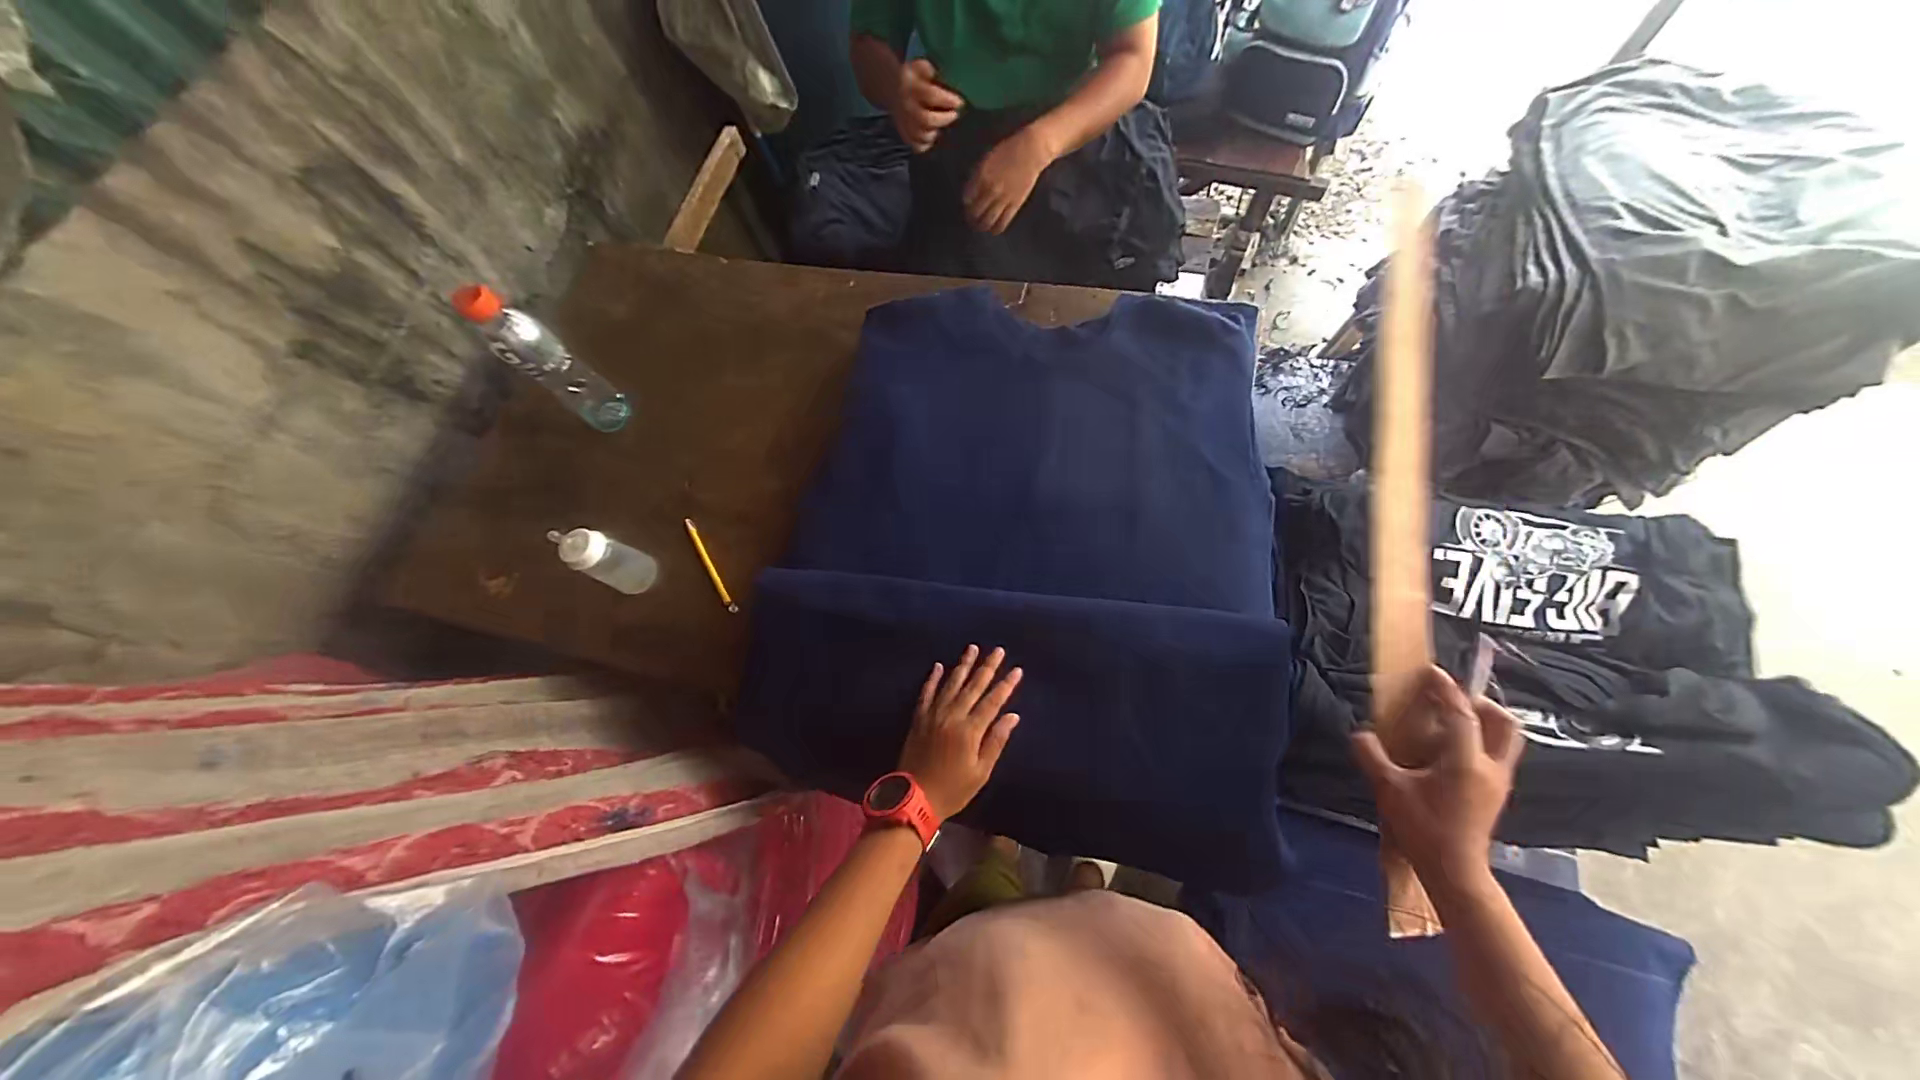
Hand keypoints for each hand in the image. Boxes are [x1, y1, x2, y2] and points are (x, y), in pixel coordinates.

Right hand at [892, 58, 962, 151]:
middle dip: (944, 119)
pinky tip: (932, 136)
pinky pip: (917, 146)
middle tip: (954, 115)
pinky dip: (926, 144)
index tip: (959, 102)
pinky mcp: (905, 135)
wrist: (893, 89)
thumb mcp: (921, 68)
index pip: (931, 96)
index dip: (947, 100)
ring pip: (921, 135)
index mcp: (911, 87)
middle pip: (926, 120)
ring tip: (941, 126)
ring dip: (935, 132)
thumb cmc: (915, 78)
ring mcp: (905, 123)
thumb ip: (930, 71)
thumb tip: (941, 77)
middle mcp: (907, 107)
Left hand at [898, 645, 1022, 819]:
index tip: (1016, 670)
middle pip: (973, 686)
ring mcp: (933, 715)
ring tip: (972, 649)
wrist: (914, 798)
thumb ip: (996, 741)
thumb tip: (1012, 716)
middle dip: (987, 667)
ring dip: (963, 665)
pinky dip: (933, 678)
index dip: (1005, 685)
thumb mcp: (981, 772)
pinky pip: (927, 693)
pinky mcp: (919, 719)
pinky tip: (939, 666)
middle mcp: (952, 716)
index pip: (992, 701)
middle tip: (997, 650)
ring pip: (951, 684)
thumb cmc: (953, 790)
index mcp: (970, 730)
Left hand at [963, 127, 1053, 233]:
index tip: (967, 204)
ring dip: (981, 226)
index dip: (966, 203)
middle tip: (971, 219)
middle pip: (975, 211)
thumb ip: (978, 175)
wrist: (1031, 152)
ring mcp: (1003, 199)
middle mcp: (991, 190)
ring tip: (980, 227)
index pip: (967, 197)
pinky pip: (1003, 222)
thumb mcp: (987, 159)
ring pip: (987, 220)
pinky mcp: (1015, 205)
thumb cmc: (1008, 151)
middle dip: (971, 217)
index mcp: (982, 176)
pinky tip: (993, 230)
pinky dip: (996, 229)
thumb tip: (971, 191)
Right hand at [1352, 665, 1523, 891]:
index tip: (1432, 671)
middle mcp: (1490, 767)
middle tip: (1453, 698)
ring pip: (1506, 740)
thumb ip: (1372, 756)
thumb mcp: (1387, 788)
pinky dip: (1480, 741)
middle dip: (1480, 702)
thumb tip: (1360, 734)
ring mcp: (1498, 782)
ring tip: (1454, 719)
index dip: (1446, 689)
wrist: (1454, 870)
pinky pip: (1496, 755)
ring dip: (1484, 721)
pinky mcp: (1496, 794)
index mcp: (1465, 761)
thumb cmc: (1422, 827)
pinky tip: (1452, 749)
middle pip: (1503, 722)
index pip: (1462, 713)